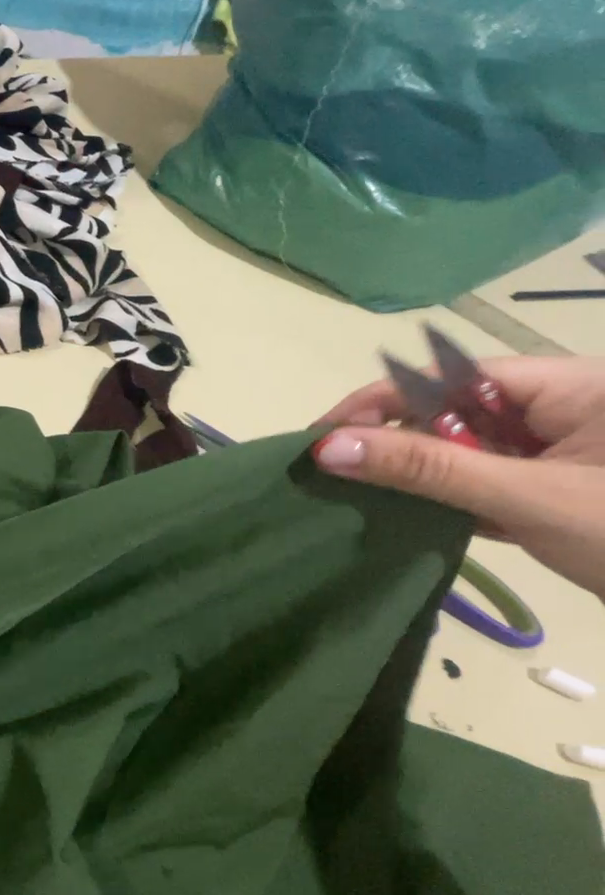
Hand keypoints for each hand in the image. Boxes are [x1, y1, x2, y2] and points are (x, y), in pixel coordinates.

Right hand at [314, 355, 604, 599]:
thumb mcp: (528, 499)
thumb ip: (426, 469)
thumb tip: (325, 447)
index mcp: (574, 388)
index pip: (452, 377)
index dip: (380, 401)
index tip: (320, 436)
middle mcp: (569, 410)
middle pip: (456, 412)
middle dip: (396, 441)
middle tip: (333, 473)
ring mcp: (569, 453)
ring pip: (469, 450)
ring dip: (419, 474)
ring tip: (362, 497)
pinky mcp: (566, 491)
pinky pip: (490, 480)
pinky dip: (451, 498)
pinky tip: (415, 517)